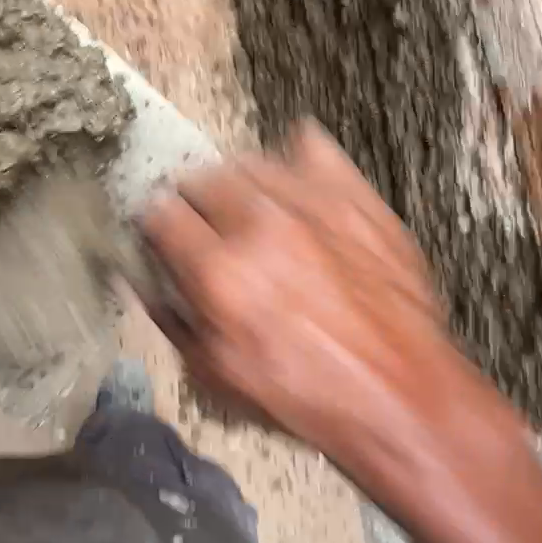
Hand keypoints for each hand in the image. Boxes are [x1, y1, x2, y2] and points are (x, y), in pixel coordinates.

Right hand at [140, 121, 529, 505]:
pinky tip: (291, 188)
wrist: (397, 394)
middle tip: (202, 227)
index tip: (160, 234)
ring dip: (235, 183)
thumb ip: (171, 318)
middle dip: (191, 202)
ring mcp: (311, 204)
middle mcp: (259, 226)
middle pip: (199, 178)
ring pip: (248, 161)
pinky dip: (293, 161)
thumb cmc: (308, 395)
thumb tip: (144, 281)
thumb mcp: (216, 376)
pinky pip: (310, 147)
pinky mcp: (354, 197)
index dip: (154, 225)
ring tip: (245, 211)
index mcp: (218, 271)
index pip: (160, 213)